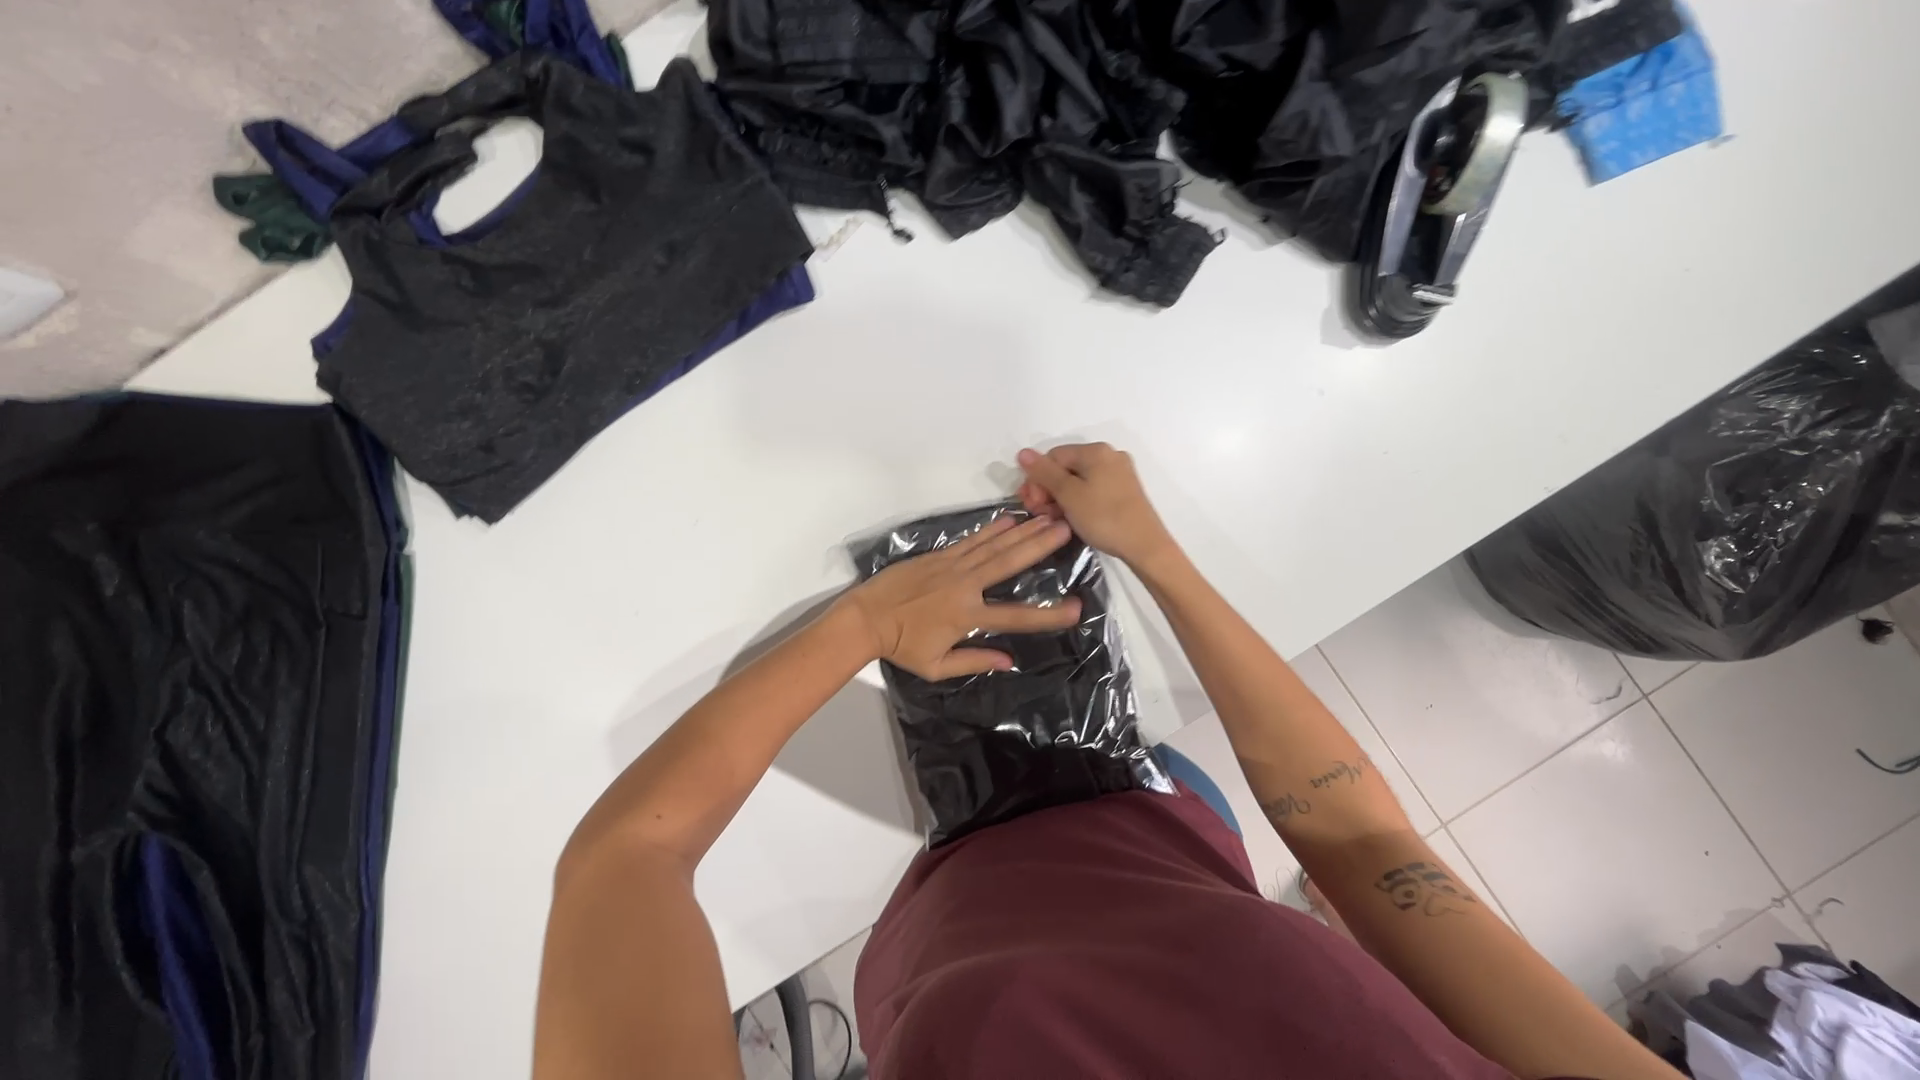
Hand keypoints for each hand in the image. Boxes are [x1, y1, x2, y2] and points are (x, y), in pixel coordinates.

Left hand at [839, 515, 1083, 679]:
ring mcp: (952, 567)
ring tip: (1048, 517)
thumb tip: (1009, 661)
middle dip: (1040, 546)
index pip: (1016, 616)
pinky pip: (971, 541)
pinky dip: (991, 530)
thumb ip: (974, 662)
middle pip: (1009, 564)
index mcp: (967, 617)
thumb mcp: (936, 667)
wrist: (866, 619)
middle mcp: (965, 587)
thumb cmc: (901, 647)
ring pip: (994, 546)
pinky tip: (1009, 520)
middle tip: (1067, 528)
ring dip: (1022, 532)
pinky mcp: (939, 556)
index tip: (1075, 608)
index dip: (1047, 615)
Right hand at [1016, 443, 1176, 566]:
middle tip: (1040, 513)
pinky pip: (1092, 489)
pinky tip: (1071, 517)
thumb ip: (1044, 473)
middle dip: (1048, 489)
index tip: (1032, 504)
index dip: (1037, 479)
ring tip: (1054, 518)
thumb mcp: (1069, 495)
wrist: (1145, 545)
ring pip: (1078, 480)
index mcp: (1095, 451)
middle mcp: (1109, 456)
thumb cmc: (1104, 517)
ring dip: (1060, 497)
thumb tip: (1023, 453)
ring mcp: (1119, 473)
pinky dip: (1077, 501)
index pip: (1053, 456)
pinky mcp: (1124, 490)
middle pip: (1066, 467)